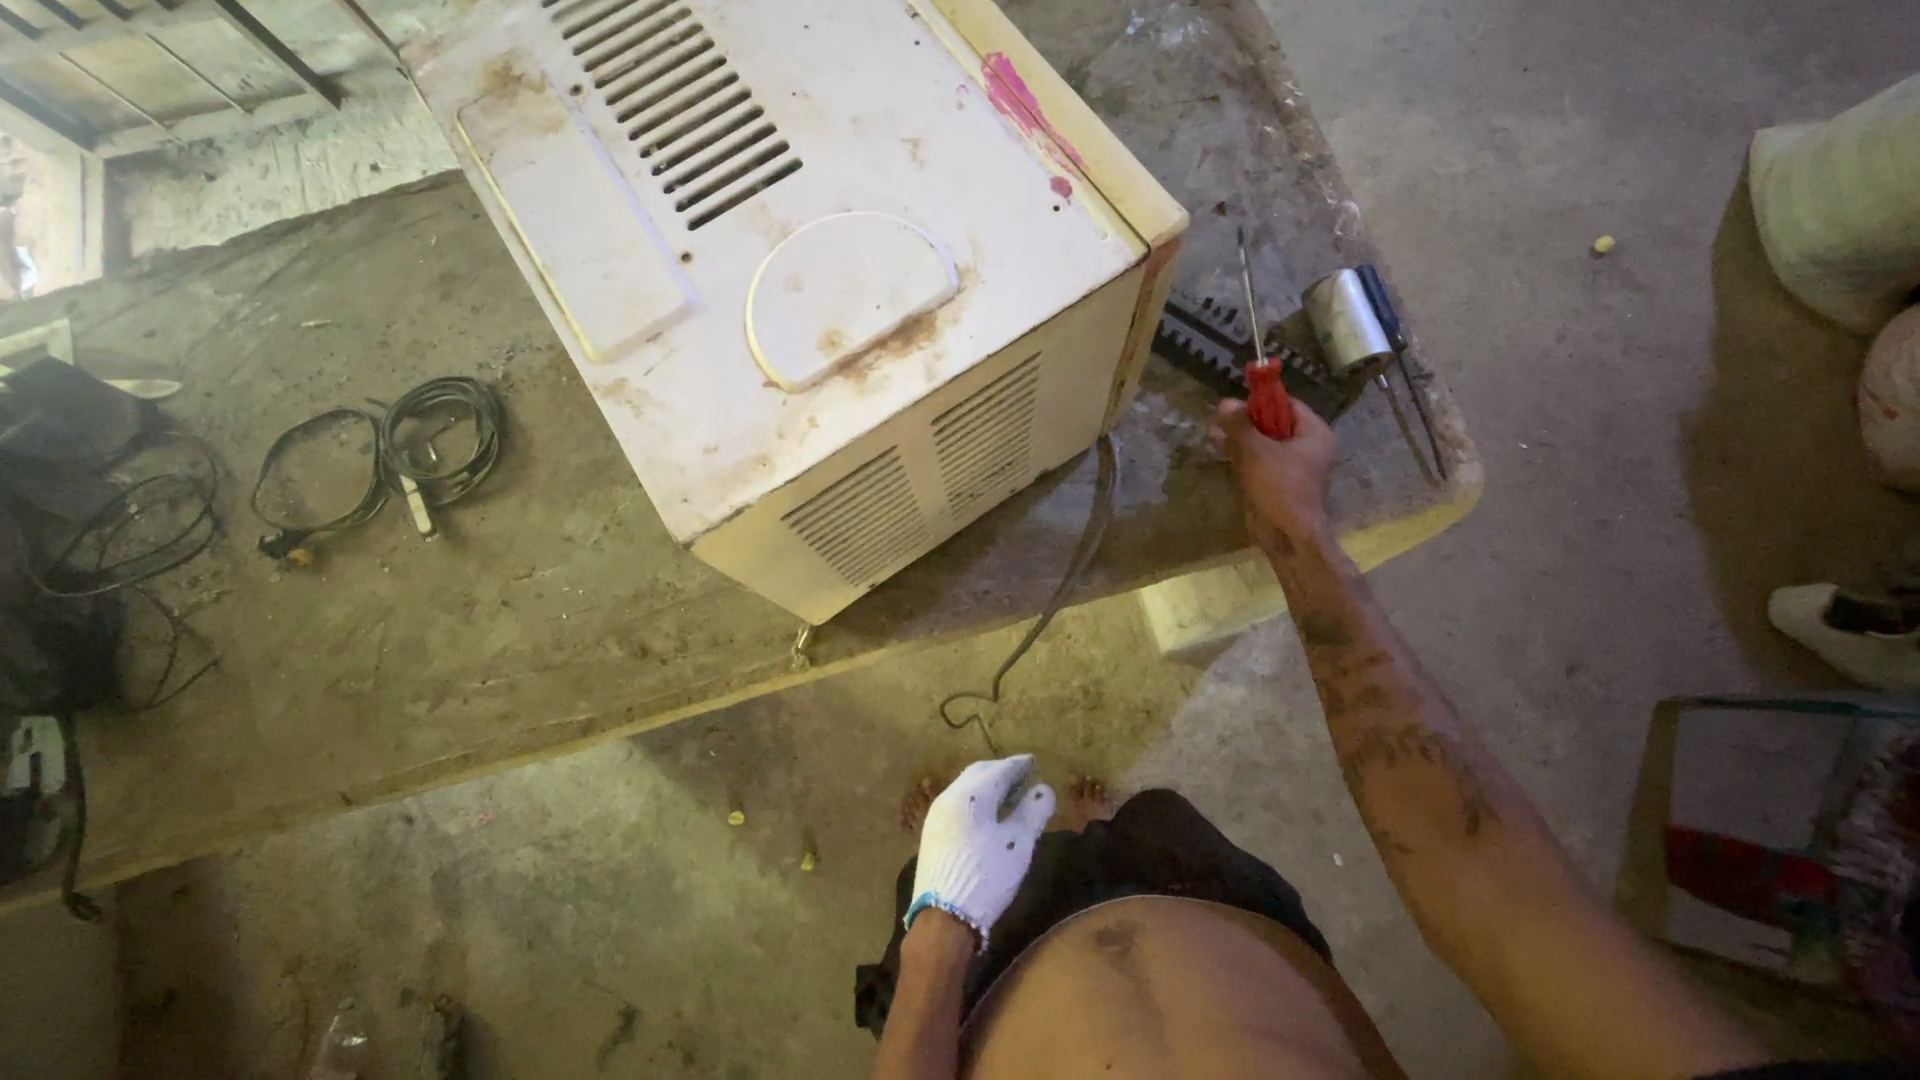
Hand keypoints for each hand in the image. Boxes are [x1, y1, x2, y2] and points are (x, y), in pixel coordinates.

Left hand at [906, 755, 1055, 949]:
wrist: (943, 917)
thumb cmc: (986, 876)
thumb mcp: (1018, 844)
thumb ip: (1032, 812)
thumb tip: (1044, 788)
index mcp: (971, 795)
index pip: (999, 770)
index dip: (1018, 765)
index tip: (1033, 761)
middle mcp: (949, 797)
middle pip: (978, 773)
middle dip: (1000, 770)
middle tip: (1021, 774)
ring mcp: (937, 815)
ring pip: (965, 787)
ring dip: (986, 784)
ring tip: (1007, 792)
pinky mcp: (932, 834)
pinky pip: (957, 803)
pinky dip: (975, 799)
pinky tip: (986, 813)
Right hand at [1210, 398, 1338, 553]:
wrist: (1289, 537)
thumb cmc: (1282, 488)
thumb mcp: (1258, 452)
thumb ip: (1241, 426)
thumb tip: (1225, 402)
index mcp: (1315, 434)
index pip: (1289, 405)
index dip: (1262, 400)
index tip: (1236, 400)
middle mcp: (1308, 448)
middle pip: (1275, 423)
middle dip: (1246, 420)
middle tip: (1219, 415)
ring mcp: (1292, 468)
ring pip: (1263, 444)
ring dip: (1240, 438)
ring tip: (1213, 430)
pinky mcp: (1276, 484)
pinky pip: (1259, 462)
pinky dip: (1241, 456)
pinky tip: (1220, 448)